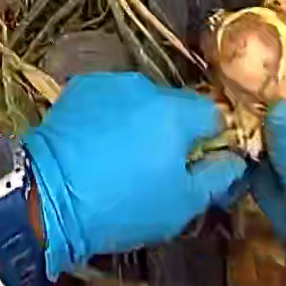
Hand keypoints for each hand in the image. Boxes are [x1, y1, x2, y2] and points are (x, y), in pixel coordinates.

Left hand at [22, 72, 246, 277]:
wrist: (49, 193)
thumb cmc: (123, 203)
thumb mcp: (181, 205)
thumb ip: (217, 178)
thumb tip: (236, 160)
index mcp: (176, 111)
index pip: (213, 113)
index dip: (213, 138)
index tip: (201, 162)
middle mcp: (147, 86)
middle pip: (175, 105)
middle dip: (174, 130)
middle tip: (159, 165)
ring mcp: (112, 81)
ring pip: (141, 99)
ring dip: (141, 120)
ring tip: (122, 154)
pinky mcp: (82, 85)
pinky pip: (110, 97)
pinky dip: (111, 114)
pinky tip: (97, 142)